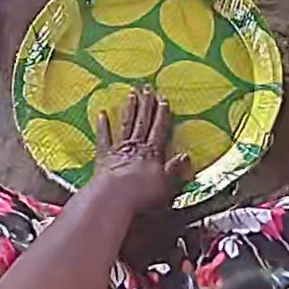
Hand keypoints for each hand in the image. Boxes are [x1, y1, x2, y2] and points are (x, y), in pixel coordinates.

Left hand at [91, 87, 189, 214]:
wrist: (112, 199)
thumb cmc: (141, 195)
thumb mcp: (166, 185)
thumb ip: (175, 169)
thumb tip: (185, 155)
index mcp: (153, 152)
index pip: (159, 128)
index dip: (162, 113)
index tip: (163, 98)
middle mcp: (136, 146)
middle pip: (143, 122)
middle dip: (146, 104)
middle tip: (148, 88)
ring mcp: (119, 149)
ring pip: (126, 125)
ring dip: (129, 109)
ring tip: (131, 94)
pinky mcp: (103, 156)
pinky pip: (103, 138)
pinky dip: (103, 125)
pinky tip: (102, 113)